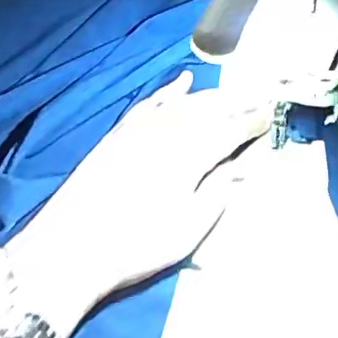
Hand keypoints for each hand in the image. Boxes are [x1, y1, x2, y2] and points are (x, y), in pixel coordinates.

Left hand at [4, 72, 270, 331]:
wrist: (65, 254)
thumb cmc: (135, 247)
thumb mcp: (189, 231)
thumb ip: (217, 194)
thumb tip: (235, 169)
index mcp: (194, 154)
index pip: (234, 129)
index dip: (255, 121)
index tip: (271, 114)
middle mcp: (171, 132)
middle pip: (213, 107)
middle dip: (239, 101)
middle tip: (258, 98)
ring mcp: (143, 130)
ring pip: (186, 101)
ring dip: (213, 95)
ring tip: (230, 93)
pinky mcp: (120, 134)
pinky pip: (152, 103)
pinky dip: (170, 91)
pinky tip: (183, 82)